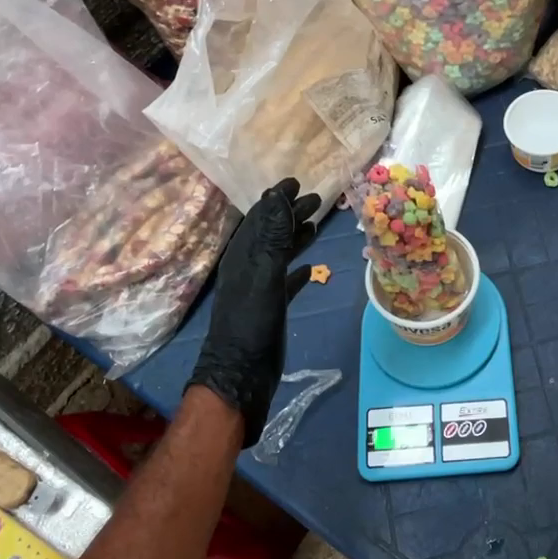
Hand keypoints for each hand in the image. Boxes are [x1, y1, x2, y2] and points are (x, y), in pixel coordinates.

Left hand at [187, 178, 320, 447]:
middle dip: (291, 214)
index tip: (296, 182)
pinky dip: (298, 270)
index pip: (261, 218)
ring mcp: (259, 289)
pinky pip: (286, 281)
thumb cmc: (251, 324)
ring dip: (296, 237)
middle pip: (272, 233)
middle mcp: (249, 268)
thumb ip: (272, 238)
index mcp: (243, 257)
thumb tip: (277, 197)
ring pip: (280, 254)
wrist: (241, 376)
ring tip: (316, 225)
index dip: (277, 200)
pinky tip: (310, 268)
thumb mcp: (264, 276)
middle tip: (316, 199)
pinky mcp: (270, 309)